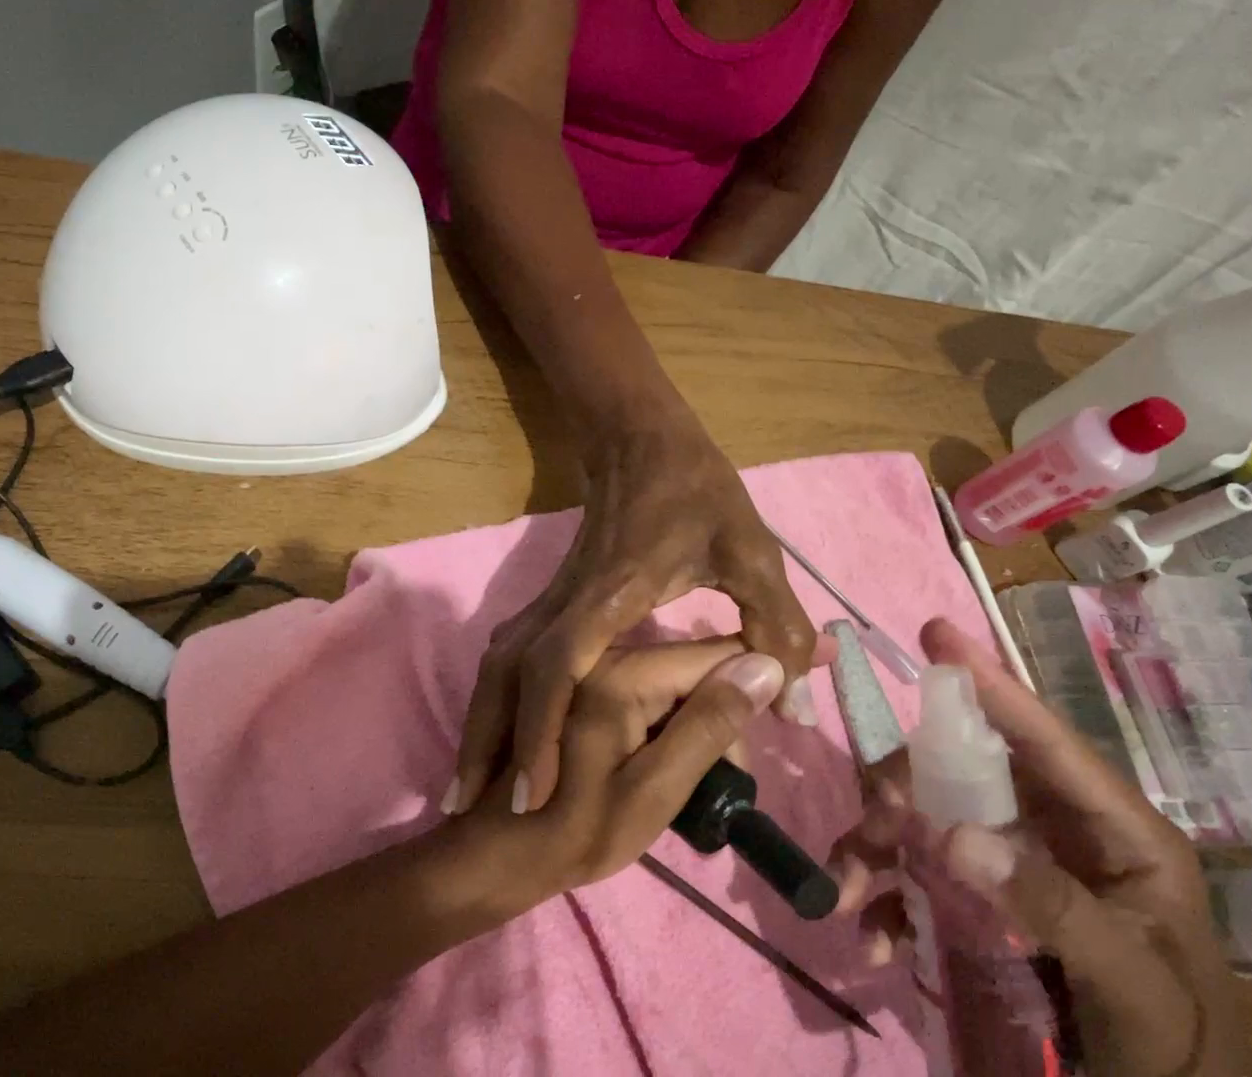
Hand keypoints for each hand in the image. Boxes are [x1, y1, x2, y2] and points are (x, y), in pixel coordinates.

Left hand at [447, 639, 785, 908]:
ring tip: (713, 781)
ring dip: (699, 727)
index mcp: (619, 672)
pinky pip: (641, 695)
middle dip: (726, 717)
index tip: (817, 674)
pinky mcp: (576, 694)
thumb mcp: (653, 792)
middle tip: (740, 780)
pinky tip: (674, 766)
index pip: (715, 656)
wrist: (493, 856)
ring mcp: (582, 672)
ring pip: (668, 684)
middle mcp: (598, 655)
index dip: (769, 668)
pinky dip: (668, 725)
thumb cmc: (574, 834)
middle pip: (691, 670)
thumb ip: (707, 727)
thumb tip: (765, 668)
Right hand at [449, 420, 821, 815]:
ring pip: (496, 668)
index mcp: (610, 594)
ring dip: (479, 726)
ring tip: (466, 789)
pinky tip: (492, 738)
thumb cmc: (697, 495)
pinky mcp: (544, 602)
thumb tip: (785, 704)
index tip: (535, 792)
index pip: (560, 665)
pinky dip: (492, 703)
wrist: (641, 440)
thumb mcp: (751, 553)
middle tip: (473, 811)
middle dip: (489, 744)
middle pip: (507, 676)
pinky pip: (505, 661)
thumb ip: (775, 627)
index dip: (542, 729)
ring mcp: (545, 600)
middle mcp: (563, 604)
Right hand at [827, 619, 1242, 1076]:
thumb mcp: (1127, 978)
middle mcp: (1054, 833)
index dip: (992, 686)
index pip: (1048, 744)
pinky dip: (883, 900)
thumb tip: (947, 832)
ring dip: (873, 852)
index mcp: (1115, 833)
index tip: (937, 634)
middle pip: (958, 779)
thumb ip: (1049, 904)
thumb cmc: (1172, 1040)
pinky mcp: (979, 902)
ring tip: (847, 898)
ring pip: (920, 822)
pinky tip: (875, 940)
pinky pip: (913, 877)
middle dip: (897, 797)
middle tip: (866, 829)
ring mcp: (1011, 865)